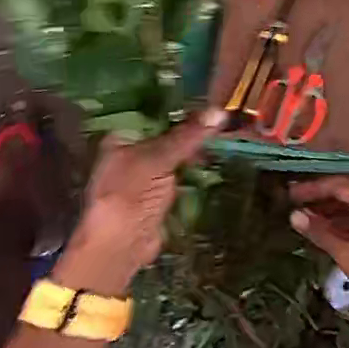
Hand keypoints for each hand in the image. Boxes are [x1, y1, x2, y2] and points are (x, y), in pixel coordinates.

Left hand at [54, 110, 223, 294]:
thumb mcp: (158, 159)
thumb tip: (220, 112)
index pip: (155, 114)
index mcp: (122, 138)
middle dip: (194, 131)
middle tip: (224, 121)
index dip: (181, 108)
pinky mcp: (161, 195)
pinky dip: (199, 170)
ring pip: (178, 155)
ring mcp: (148, 176)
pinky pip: (183, 175)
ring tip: (228, 137)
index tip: (210, 102)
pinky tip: (218, 162)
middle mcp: (133, 153)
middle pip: (168, 135)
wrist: (121, 245)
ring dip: (198, 151)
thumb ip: (187, 136)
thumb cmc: (129, 193)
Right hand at [288, 176, 348, 325]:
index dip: (312, 188)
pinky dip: (343, 218)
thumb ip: (321, 232)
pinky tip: (327, 227)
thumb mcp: (348, 254)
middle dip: (320, 195)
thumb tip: (294, 216)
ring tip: (305, 214)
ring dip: (330, 207)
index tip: (290, 194)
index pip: (339, 184)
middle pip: (347, 189)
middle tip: (293, 200)